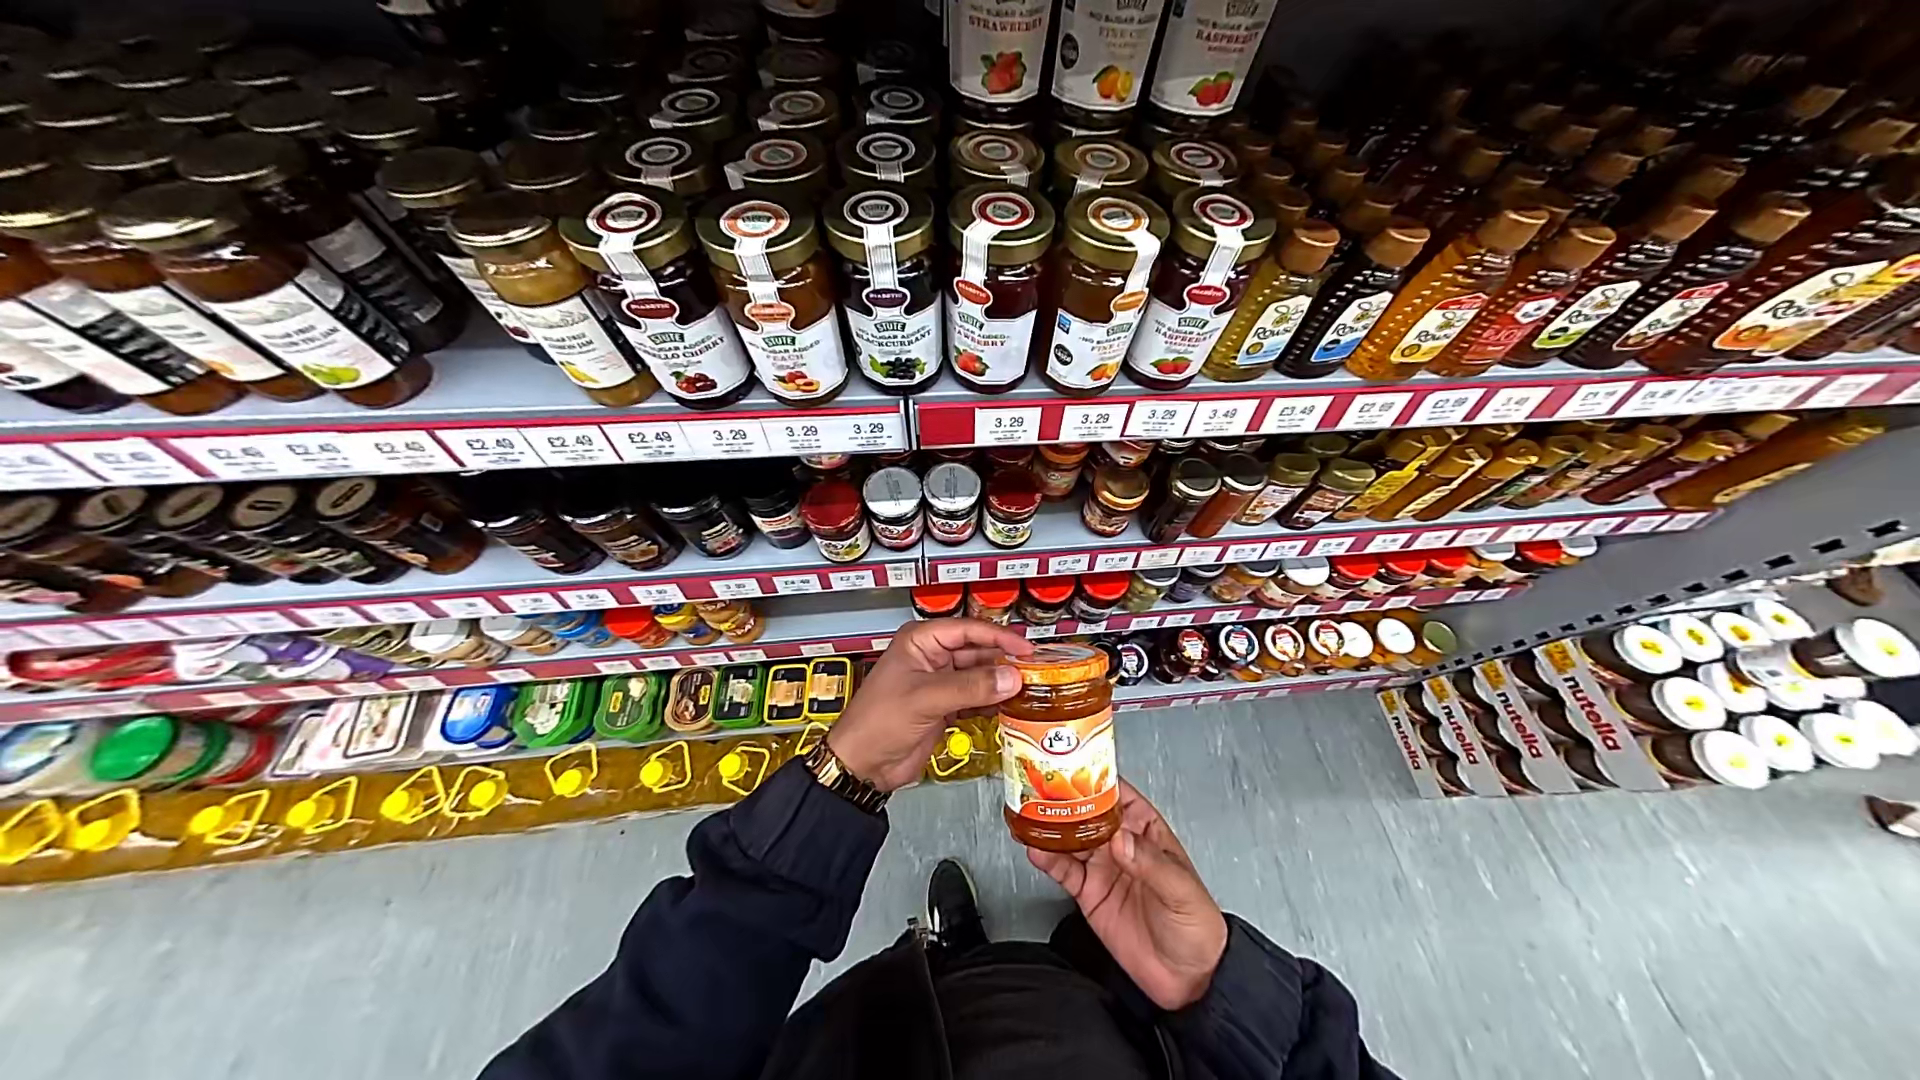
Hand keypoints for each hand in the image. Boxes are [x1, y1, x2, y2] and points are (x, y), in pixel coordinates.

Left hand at [827, 618, 1030, 792]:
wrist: (862, 765)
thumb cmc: (877, 722)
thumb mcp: (925, 698)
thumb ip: (970, 687)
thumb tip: (1009, 678)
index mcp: (920, 641)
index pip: (967, 630)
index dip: (998, 637)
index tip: (1024, 648)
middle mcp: (931, 657)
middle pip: (977, 652)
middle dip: (1003, 662)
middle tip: (1033, 672)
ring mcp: (938, 683)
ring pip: (979, 676)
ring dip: (1000, 684)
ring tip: (1027, 690)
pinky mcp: (944, 707)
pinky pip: (975, 698)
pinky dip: (992, 703)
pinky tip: (1009, 708)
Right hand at [1027, 781, 1227, 1010]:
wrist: (1188, 980)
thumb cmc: (1197, 926)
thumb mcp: (1181, 889)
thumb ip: (1150, 863)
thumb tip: (1120, 839)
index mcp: (1145, 830)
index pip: (1117, 795)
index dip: (1096, 779)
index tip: (1075, 767)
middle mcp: (1120, 843)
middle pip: (1086, 813)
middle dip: (1063, 800)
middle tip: (1041, 790)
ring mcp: (1102, 866)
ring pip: (1069, 837)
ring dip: (1050, 827)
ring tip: (1030, 816)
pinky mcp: (1088, 892)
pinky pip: (1063, 870)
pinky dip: (1047, 859)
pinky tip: (1036, 851)